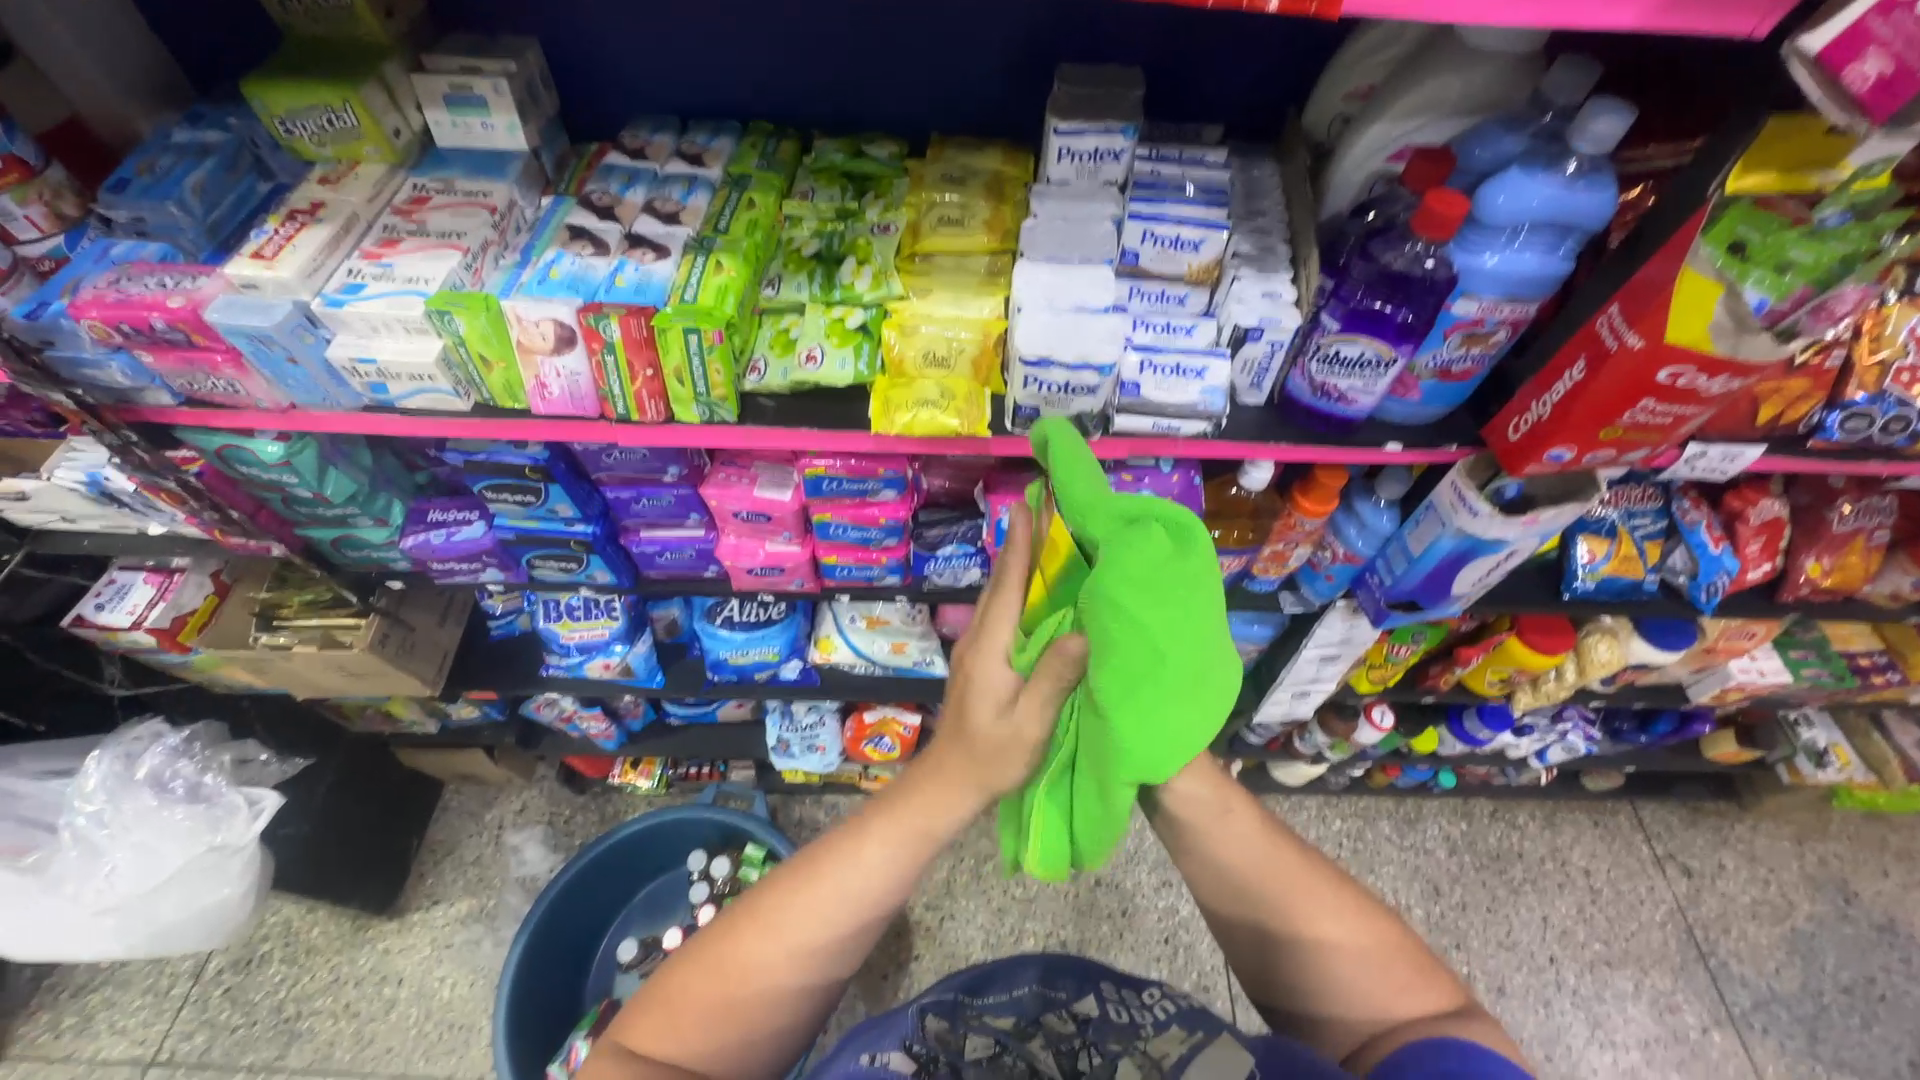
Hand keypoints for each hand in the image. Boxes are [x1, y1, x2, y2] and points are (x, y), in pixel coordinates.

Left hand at [925, 503, 1088, 802]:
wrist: (950, 782)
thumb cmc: (992, 757)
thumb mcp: (1029, 724)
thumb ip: (1053, 678)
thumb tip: (1082, 632)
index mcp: (989, 648)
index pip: (1007, 588)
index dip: (1019, 547)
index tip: (1025, 509)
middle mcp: (978, 639)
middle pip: (1000, 582)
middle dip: (1018, 543)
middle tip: (1037, 507)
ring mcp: (976, 648)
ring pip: (998, 595)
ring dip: (1016, 563)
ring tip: (1038, 534)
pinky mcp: (981, 659)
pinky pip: (1001, 612)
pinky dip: (1015, 588)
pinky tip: (1031, 586)